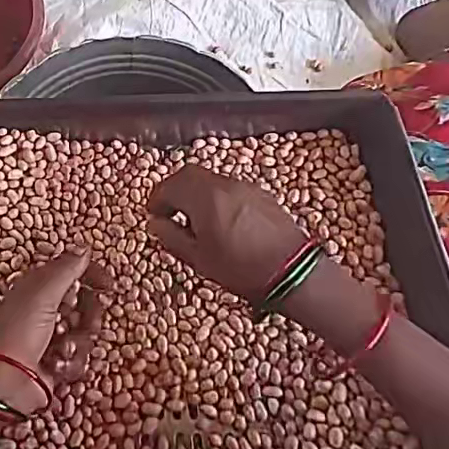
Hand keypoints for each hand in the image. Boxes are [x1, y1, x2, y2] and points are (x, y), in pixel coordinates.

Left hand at [0, 250, 106, 412]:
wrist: (2, 383)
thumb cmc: (17, 332)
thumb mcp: (42, 293)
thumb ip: (65, 269)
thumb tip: (84, 247)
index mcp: (37, 287)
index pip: (71, 273)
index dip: (90, 276)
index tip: (107, 284)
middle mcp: (45, 311)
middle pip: (85, 305)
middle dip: (88, 315)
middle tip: (79, 322)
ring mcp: (51, 338)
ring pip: (86, 333)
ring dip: (77, 342)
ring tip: (62, 349)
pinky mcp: (57, 364)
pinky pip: (81, 358)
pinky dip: (71, 363)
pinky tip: (56, 365)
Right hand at [146, 163, 310, 297]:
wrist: (294, 274)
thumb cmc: (241, 269)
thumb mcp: (198, 258)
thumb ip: (171, 236)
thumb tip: (155, 223)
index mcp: (203, 197)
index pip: (169, 186)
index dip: (157, 200)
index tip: (154, 216)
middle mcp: (224, 185)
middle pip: (189, 175)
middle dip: (174, 190)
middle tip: (169, 212)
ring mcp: (246, 188)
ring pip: (211, 180)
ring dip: (196, 193)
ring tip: (195, 221)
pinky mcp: (262, 196)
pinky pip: (230, 189)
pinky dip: (217, 198)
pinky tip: (221, 222)